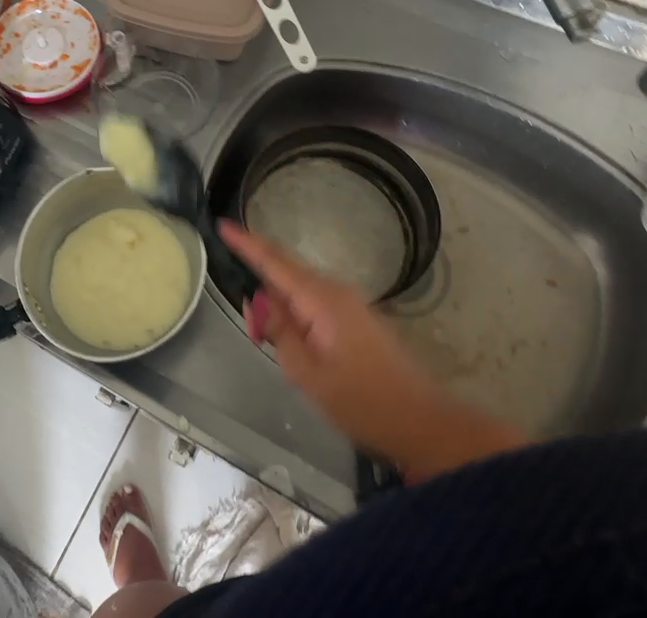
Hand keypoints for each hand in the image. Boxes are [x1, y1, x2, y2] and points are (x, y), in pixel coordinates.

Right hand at [221, 220, 445, 460]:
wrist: (423, 422)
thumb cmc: (363, 402)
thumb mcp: (307, 374)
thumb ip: (279, 333)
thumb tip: (260, 301)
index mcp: (322, 301)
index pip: (275, 263)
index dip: (247, 244)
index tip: (223, 225)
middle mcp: (338, 293)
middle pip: (288, 272)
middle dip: (260, 282)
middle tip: (244, 315)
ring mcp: (351, 305)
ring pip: (302, 290)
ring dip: (279, 304)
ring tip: (266, 335)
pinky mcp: (358, 320)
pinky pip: (316, 304)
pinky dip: (296, 313)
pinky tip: (292, 338)